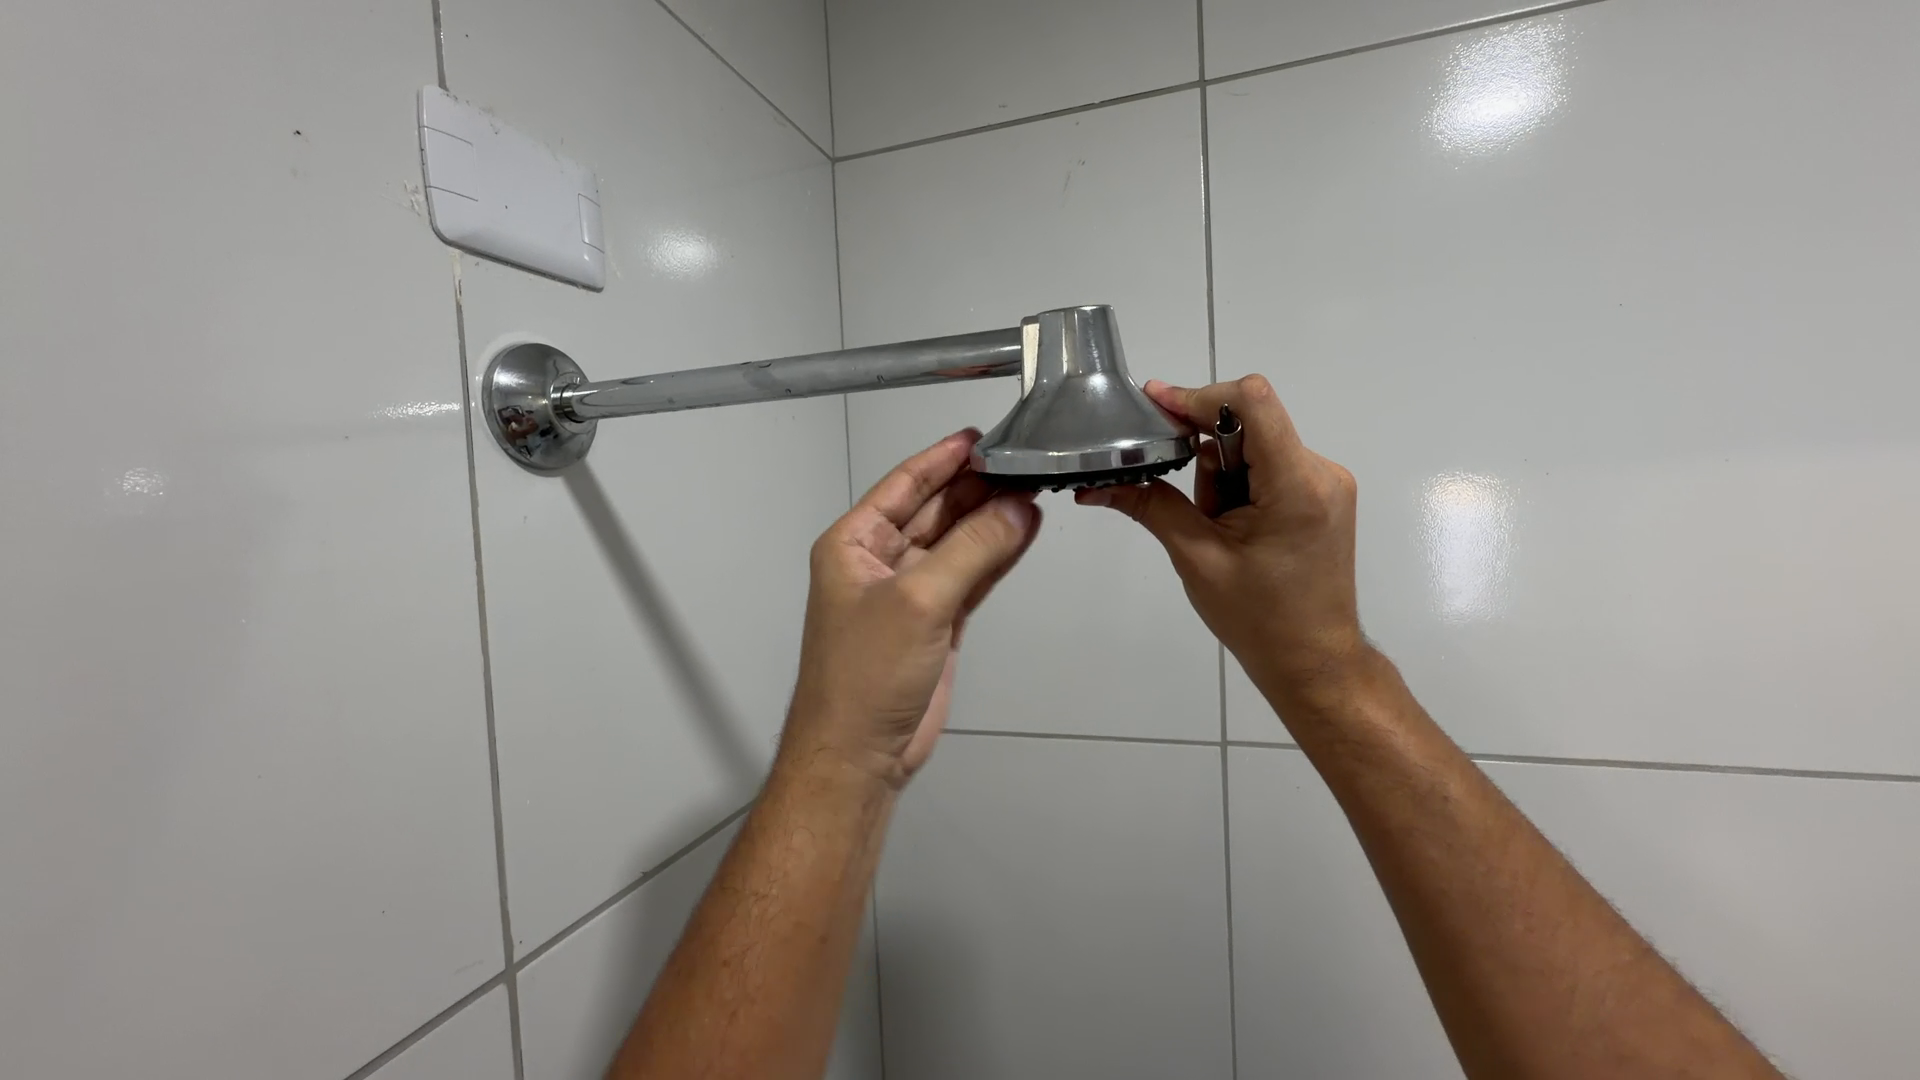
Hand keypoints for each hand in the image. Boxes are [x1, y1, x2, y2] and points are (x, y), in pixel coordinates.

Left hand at [782, 429, 1041, 787]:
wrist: (859, 754)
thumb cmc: (867, 674)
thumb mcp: (917, 601)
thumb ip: (971, 550)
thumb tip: (1019, 507)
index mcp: (853, 544)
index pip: (904, 486)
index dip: (942, 459)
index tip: (982, 437)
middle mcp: (880, 561)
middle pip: (935, 511)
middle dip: (977, 488)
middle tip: (1024, 462)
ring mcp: (911, 592)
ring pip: (958, 543)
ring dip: (993, 520)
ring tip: (1034, 489)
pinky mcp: (937, 621)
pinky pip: (971, 576)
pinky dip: (997, 556)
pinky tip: (1026, 532)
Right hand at [1076, 375, 1368, 708]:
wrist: (1312, 661)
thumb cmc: (1257, 618)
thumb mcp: (1196, 558)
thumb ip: (1151, 506)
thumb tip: (1096, 484)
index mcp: (1296, 485)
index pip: (1252, 402)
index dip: (1199, 396)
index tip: (1156, 406)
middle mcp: (1321, 471)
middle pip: (1249, 425)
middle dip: (1206, 456)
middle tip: (1194, 508)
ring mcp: (1326, 482)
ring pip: (1255, 446)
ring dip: (1222, 477)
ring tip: (1220, 532)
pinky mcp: (1321, 495)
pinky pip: (1269, 465)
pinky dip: (1239, 485)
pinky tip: (1233, 528)